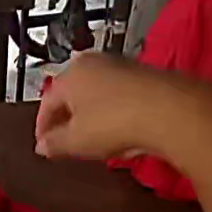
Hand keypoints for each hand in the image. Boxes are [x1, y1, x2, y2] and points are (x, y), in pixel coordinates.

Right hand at [34, 51, 211, 164]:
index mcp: (69, 75)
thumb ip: (54, 144)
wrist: (169, 110)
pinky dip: (109, 113)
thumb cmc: (113, 123)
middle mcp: (92, 64)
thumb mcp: (76, 141)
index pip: (46, 103)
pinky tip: (115, 130)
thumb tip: (42, 146)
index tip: (43, 148)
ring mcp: (119, 66)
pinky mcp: (142, 75)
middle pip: (70, 96)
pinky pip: (115, 96)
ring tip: (89, 139)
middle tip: (64, 143)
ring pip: (93, 95)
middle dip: (65, 120)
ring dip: (88, 117)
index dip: (42, 128)